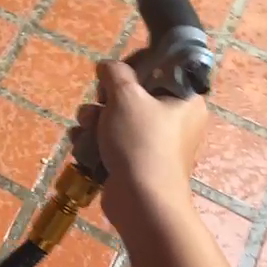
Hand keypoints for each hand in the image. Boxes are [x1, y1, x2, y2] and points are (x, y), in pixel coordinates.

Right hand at [76, 60, 208, 235]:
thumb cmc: (140, 141)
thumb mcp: (126, 96)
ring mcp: (154, 143)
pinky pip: (112, 140)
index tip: (116, 73)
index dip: (135, 66)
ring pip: (117, 117)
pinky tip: (81, 142)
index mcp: (185, 100)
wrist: (141, 200)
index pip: (162, 68)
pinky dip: (95, 139)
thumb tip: (108, 66)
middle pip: (134, 94)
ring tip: (86, 126)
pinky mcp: (135, 161)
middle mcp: (174, 120)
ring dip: (95, 118)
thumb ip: (115, 73)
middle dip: (106, 97)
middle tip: (99, 102)